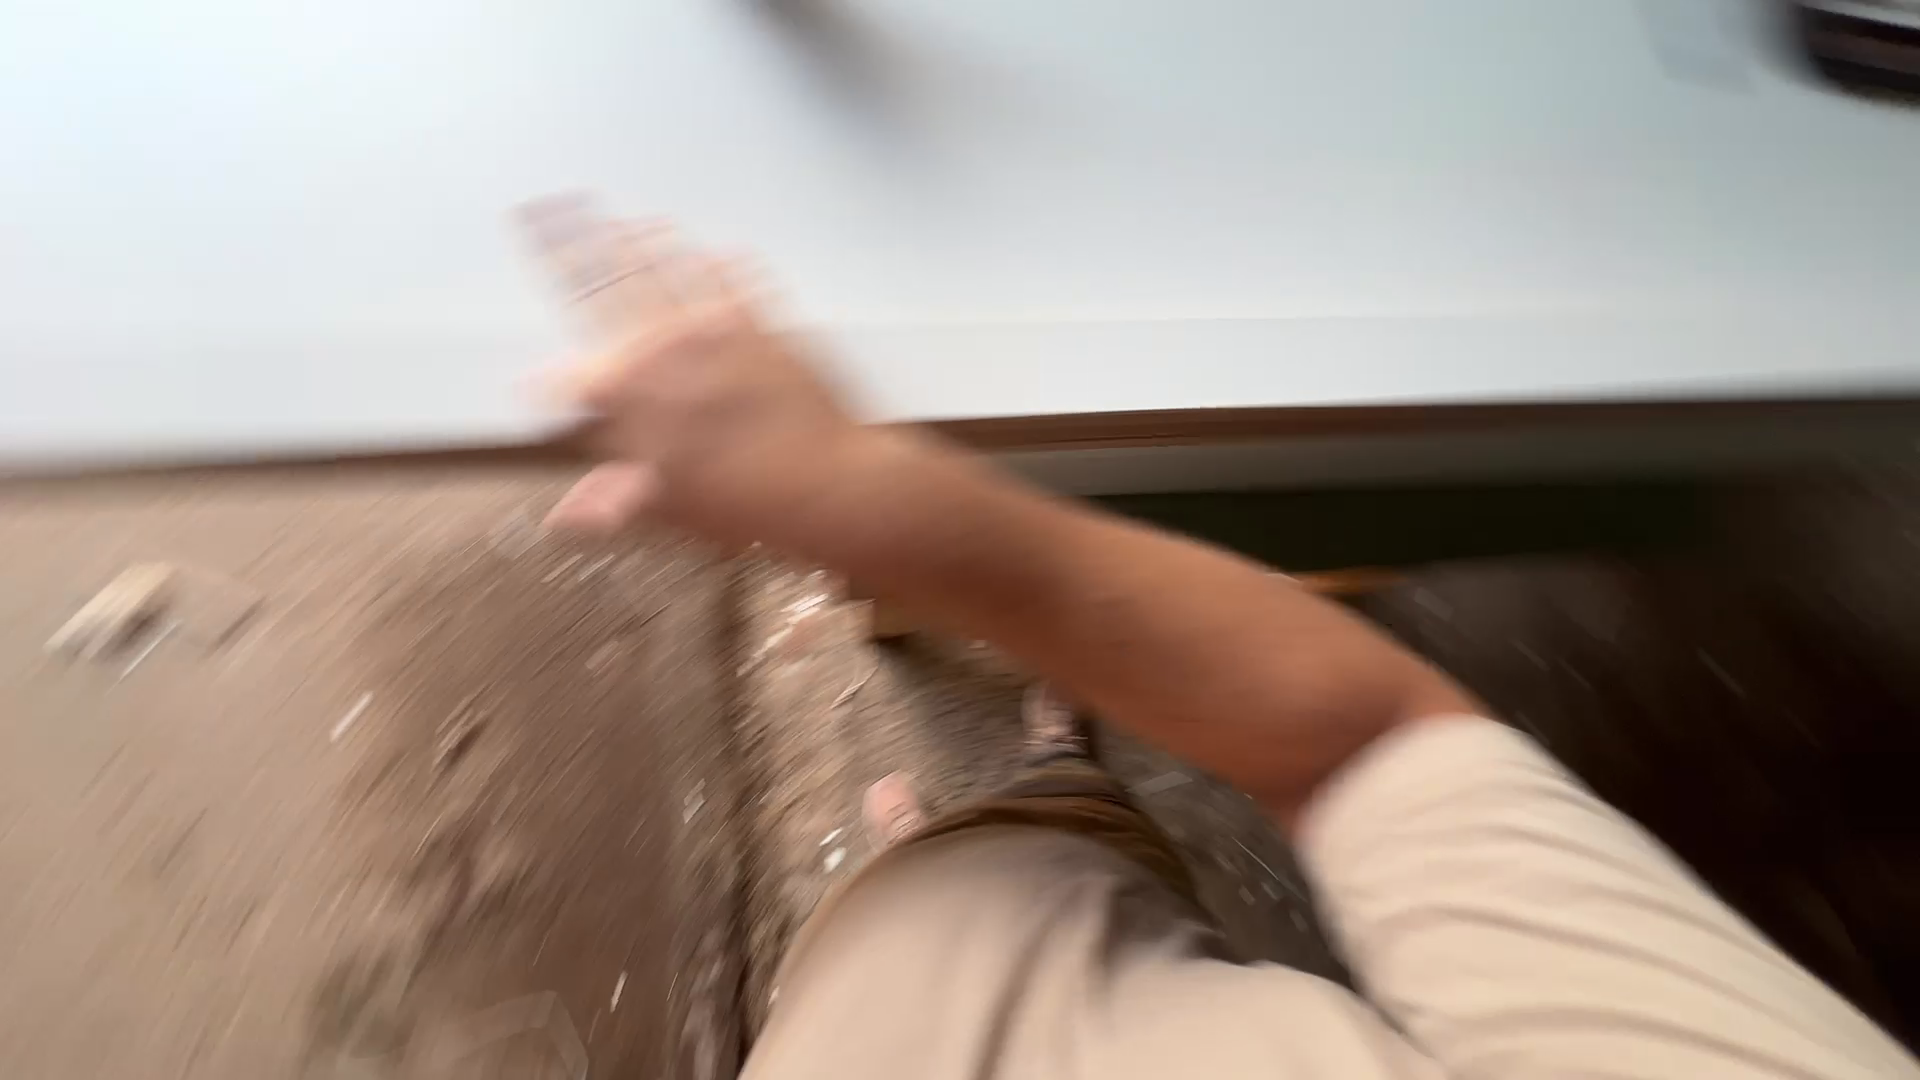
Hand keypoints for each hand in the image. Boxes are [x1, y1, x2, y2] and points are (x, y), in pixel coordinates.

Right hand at [524, 201, 866, 547]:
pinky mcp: (771, 329)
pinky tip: (724, 248)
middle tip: (554, 208)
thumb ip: (620, 498)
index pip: (576, 373)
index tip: (532, 368)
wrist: (832, 484)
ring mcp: (723, 333)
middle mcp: (672, 353)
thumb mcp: (677, 511)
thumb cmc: (755, 505)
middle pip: (611, 289)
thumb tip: (567, 512)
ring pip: (673, 273)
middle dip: (575, 246)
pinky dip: (730, 265)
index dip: (548, 369)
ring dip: (649, 244)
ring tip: (634, 218)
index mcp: (639, 399)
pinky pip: (744, 285)